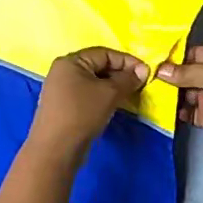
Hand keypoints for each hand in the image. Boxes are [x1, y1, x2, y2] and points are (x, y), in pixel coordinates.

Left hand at [29, 47, 149, 157]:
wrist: (56, 149)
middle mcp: (63, 72)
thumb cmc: (82, 114)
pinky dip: (102, 98)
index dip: (127, 61)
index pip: (104, 53)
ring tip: (129, 96)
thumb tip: (144, 70)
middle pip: (98, 67)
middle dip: (120, 75)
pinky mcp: (63, 107)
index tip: (146, 72)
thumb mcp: (109, 93)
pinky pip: (87, 96)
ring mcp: (61, 90)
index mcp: (70, 61)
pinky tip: (113, 107)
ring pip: (93, 83)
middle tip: (140, 85)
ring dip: (113, 88)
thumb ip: (128, 79)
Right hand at [156, 45, 202, 156]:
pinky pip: (187, 112)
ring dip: (170, 93)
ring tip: (149, 90)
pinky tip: (161, 108)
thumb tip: (161, 70)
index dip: (178, 55)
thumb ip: (186, 72)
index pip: (196, 53)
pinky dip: (176, 110)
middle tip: (146, 74)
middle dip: (170, 74)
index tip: (155, 56)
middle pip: (188, 74)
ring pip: (185, 93)